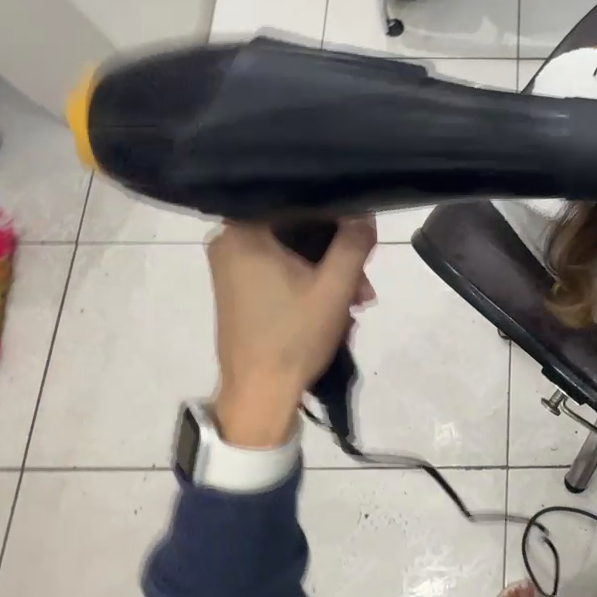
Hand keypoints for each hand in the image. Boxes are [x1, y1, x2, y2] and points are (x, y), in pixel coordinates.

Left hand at [207, 218, 376, 447]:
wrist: (260, 393)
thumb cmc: (294, 336)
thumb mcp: (335, 287)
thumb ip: (354, 243)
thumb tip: (365, 215)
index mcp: (243, 232)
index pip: (301, 203)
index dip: (341, 217)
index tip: (366, 242)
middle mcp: (229, 241)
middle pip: (299, 229)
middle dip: (338, 253)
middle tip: (365, 283)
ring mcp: (232, 266)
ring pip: (294, 251)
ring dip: (330, 272)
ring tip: (358, 301)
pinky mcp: (239, 287)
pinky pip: (282, 268)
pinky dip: (310, 282)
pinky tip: (337, 305)